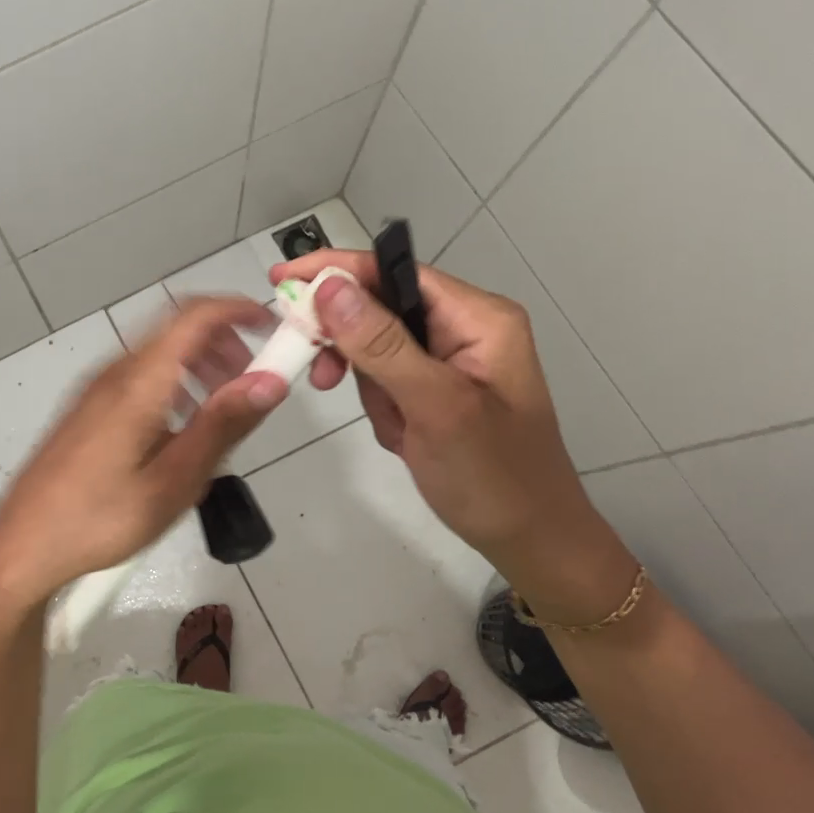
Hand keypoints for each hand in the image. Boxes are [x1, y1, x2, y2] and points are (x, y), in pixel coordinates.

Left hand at [0, 298, 288, 608]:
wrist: (23, 545)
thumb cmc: (100, 519)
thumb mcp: (173, 481)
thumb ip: (222, 426)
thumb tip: (270, 380)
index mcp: (139, 382)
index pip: (193, 315)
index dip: (238, 310)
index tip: (273, 326)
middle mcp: (114, 373)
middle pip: (176, 329)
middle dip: (223, 343)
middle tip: (253, 382)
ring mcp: (95, 389)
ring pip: (158, 354)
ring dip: (199, 365)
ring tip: (223, 408)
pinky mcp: (86, 409)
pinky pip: (139, 376)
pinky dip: (173, 383)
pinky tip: (181, 428)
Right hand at [268, 252, 592, 557]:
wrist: (532, 541)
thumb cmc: (494, 476)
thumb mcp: (434, 407)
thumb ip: (381, 344)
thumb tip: (327, 287)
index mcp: (478, 317)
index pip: (394, 272)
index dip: (336, 271)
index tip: (281, 281)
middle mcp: (464, 327)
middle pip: (379, 306)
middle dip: (351, 345)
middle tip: (323, 377)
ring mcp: (450, 359)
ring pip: (375, 346)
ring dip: (370, 386)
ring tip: (393, 427)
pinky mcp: (436, 388)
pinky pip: (385, 378)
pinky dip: (381, 406)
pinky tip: (402, 436)